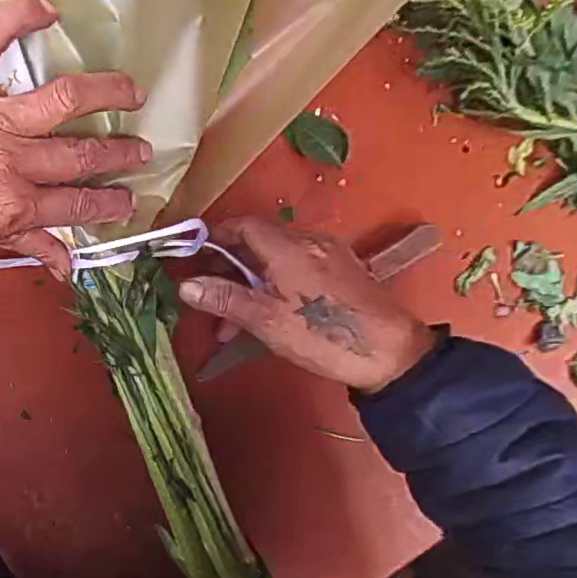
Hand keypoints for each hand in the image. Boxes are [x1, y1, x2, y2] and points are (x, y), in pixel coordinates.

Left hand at [0, 0, 149, 277]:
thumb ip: (35, 245)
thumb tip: (69, 266)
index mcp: (20, 202)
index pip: (79, 202)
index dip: (110, 202)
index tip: (131, 199)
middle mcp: (14, 160)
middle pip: (80, 154)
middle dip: (119, 154)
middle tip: (143, 150)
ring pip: (59, 100)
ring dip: (103, 93)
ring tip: (132, 90)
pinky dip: (14, 19)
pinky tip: (47, 9)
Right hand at [178, 217, 435, 392]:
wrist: (390, 352)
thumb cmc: (323, 334)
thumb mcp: (266, 320)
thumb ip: (226, 299)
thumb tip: (186, 285)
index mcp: (288, 246)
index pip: (243, 225)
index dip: (215, 237)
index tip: (193, 258)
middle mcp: (309, 241)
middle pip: (258, 242)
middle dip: (229, 269)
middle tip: (208, 296)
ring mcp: (329, 255)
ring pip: (277, 260)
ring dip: (250, 284)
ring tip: (231, 324)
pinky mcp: (342, 272)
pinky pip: (297, 269)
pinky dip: (274, 286)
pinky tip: (266, 316)